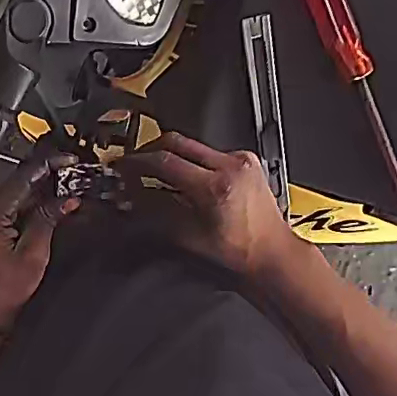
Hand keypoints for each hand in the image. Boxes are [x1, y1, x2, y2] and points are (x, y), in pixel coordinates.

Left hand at [0, 153, 79, 329]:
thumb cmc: (4, 292)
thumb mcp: (33, 255)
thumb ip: (47, 220)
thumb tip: (66, 198)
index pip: (21, 179)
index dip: (47, 167)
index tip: (67, 162)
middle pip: (18, 182)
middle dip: (47, 174)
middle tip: (72, 172)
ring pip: (17, 192)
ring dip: (42, 187)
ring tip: (66, 185)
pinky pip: (14, 204)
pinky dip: (33, 200)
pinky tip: (51, 201)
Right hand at [119, 132, 304, 282]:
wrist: (273, 253)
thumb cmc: (240, 252)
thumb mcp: (189, 237)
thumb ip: (158, 211)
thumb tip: (135, 194)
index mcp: (216, 186)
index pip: (165, 161)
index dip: (137, 162)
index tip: (124, 166)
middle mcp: (232, 165)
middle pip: (177, 142)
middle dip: (150, 150)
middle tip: (135, 163)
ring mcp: (242, 159)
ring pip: (193, 145)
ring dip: (171, 156)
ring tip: (158, 175)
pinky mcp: (247, 159)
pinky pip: (210, 152)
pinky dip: (193, 161)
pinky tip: (186, 178)